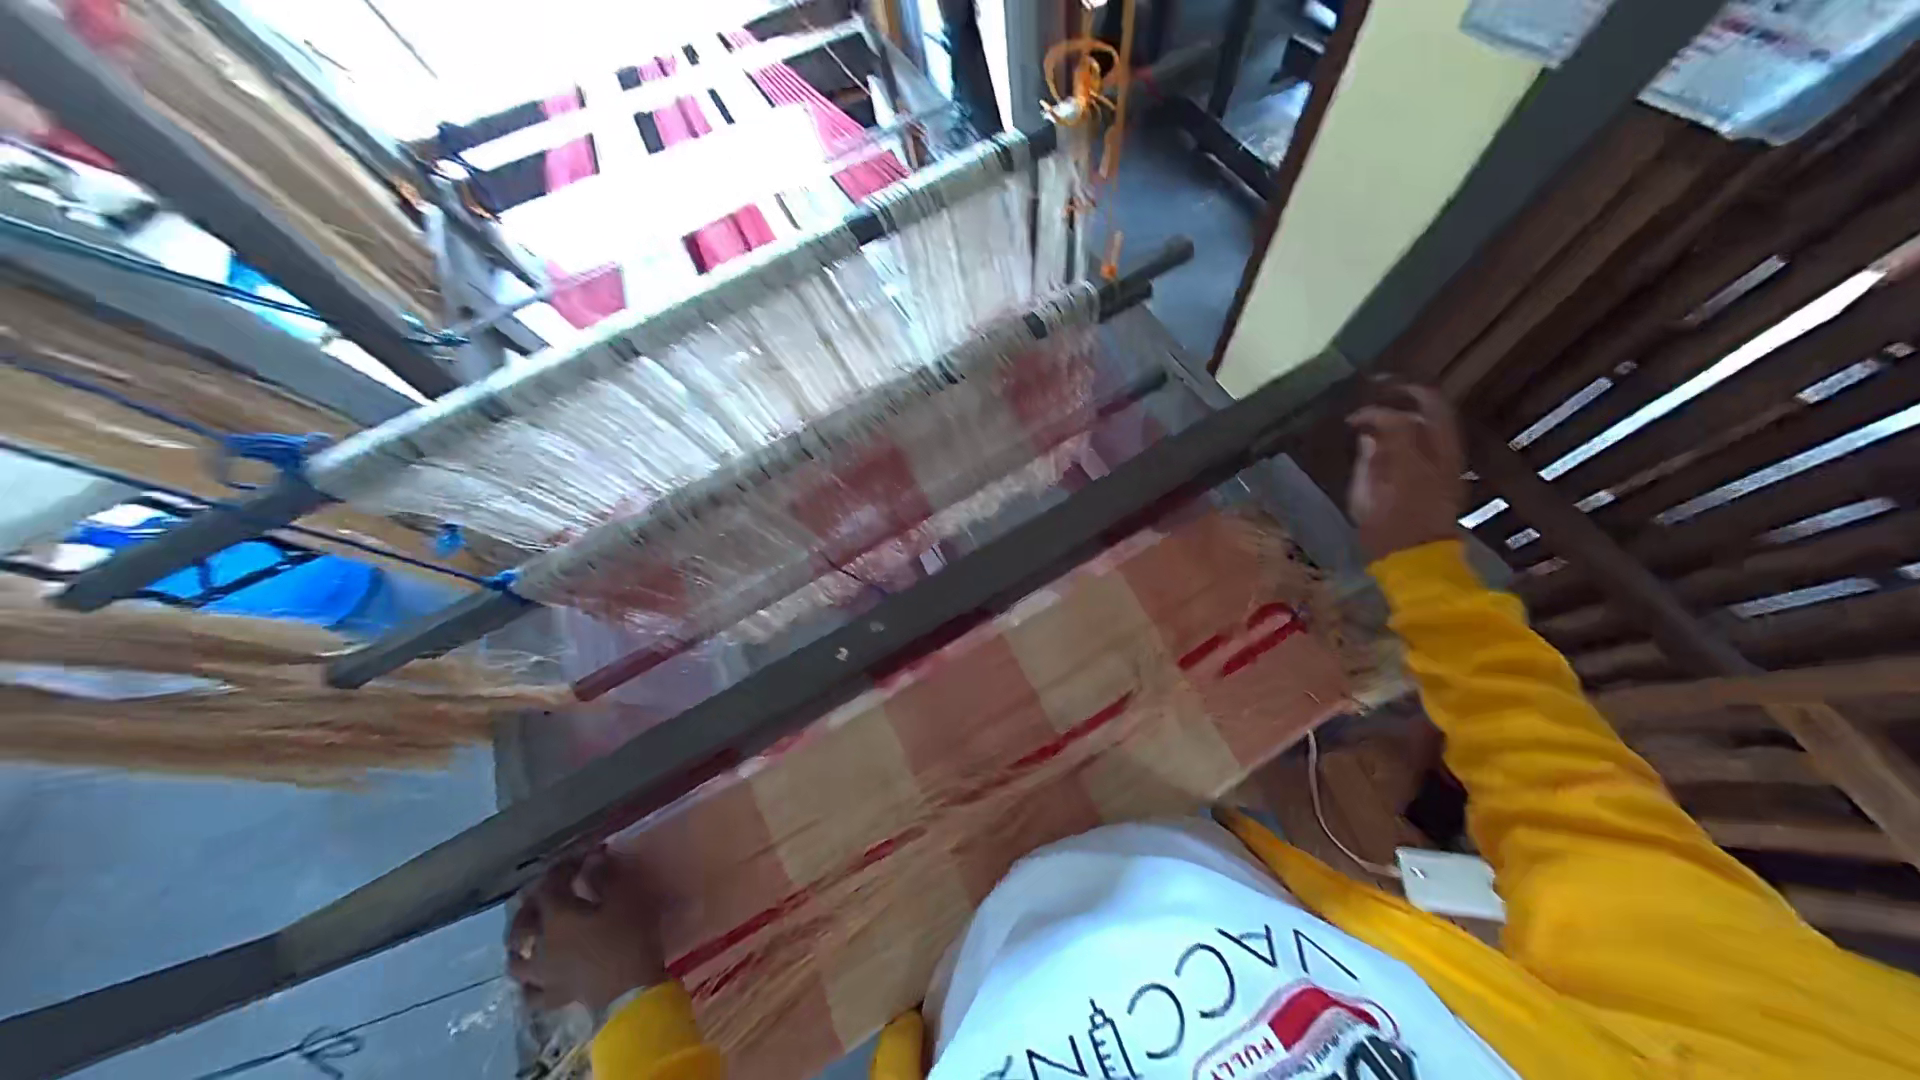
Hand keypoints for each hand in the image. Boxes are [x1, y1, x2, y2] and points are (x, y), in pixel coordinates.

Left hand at [508, 848, 665, 1013]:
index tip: (581, 856)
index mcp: (557, 916)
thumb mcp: (624, 898)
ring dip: (520, 942)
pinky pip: (529, 991)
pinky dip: (529, 981)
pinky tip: (535, 975)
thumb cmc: (628, 936)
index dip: (563, 867)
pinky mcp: (553, 996)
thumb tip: (592, 858)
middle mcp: (539, 944)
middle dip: (535, 901)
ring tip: (532, 932)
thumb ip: (604, 876)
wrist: (631, 990)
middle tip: (552, 889)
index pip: (550, 885)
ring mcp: (542, 974)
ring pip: (516, 958)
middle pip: (523, 920)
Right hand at [1346, 384, 1466, 563]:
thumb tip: (1368, 438)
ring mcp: (1452, 463)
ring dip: (1422, 408)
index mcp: (1410, 464)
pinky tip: (1410, 430)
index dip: (1372, 414)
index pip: (1396, 421)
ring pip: (1445, 419)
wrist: (1419, 558)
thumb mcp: (1362, 499)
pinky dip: (1428, 426)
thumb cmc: (1382, 533)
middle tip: (1387, 389)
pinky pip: (1446, 436)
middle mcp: (1438, 457)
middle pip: (1434, 408)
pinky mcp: (1455, 472)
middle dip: (1411, 393)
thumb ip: (1367, 463)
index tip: (1352, 420)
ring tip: (1398, 405)